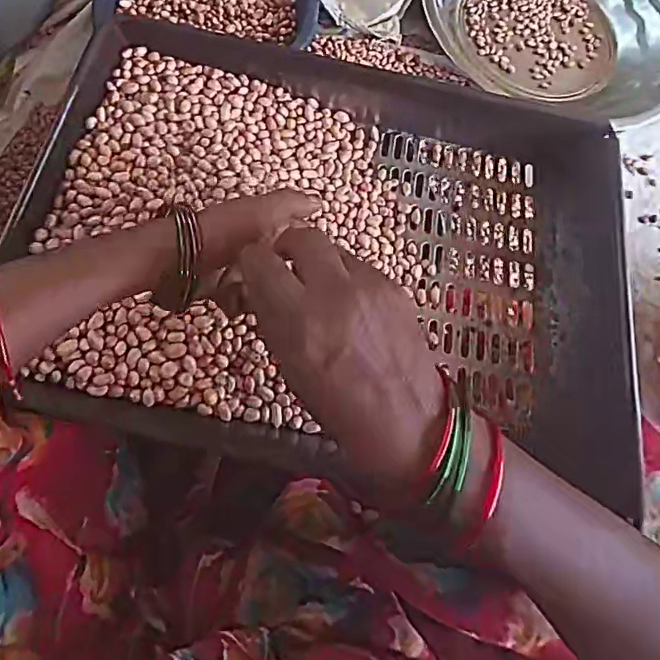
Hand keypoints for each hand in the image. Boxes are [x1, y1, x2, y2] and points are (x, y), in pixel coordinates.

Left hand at [157, 192, 320, 308]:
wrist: (177, 262)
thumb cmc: (222, 234)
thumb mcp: (261, 212)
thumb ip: (289, 204)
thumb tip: (318, 202)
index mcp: (260, 220)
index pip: (295, 236)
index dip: (305, 250)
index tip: (312, 264)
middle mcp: (248, 242)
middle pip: (280, 266)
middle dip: (283, 278)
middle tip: (284, 286)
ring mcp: (232, 266)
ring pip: (263, 287)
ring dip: (261, 294)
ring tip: (256, 294)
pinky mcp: (218, 288)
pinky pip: (240, 302)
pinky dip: (238, 304)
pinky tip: (234, 302)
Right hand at [231, 227, 445, 504]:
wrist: (408, 422)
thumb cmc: (338, 405)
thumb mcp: (288, 365)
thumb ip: (270, 317)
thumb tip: (257, 286)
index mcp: (300, 320)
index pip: (260, 260)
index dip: (252, 262)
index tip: (253, 271)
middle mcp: (334, 293)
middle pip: (301, 236)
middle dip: (287, 247)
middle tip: (284, 266)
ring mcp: (369, 286)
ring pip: (333, 248)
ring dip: (319, 263)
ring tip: (319, 290)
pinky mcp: (393, 287)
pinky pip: (360, 266)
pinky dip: (347, 278)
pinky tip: (350, 305)